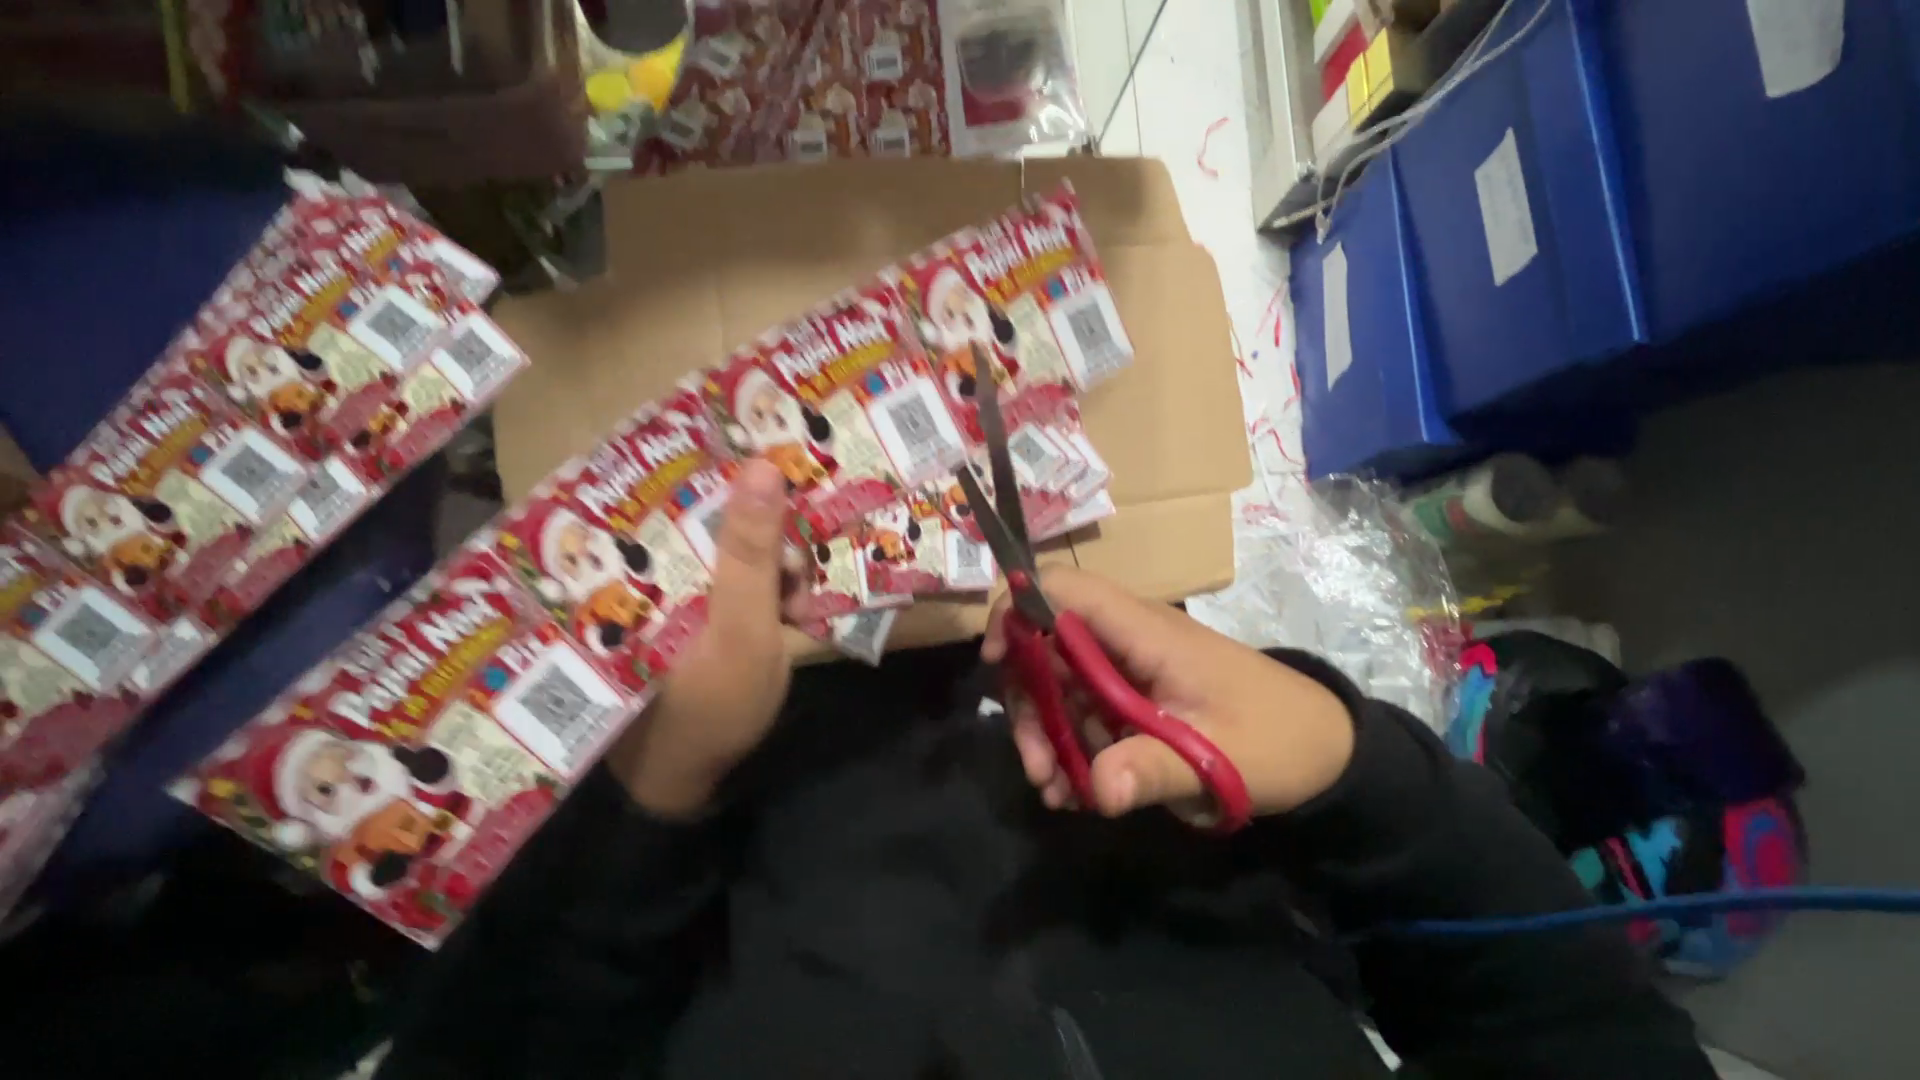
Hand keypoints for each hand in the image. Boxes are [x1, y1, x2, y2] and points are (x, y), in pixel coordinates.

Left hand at [604, 459, 794, 817]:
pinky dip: (766, 588)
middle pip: (719, 514)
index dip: (744, 473)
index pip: (693, 485)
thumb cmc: (710, 705)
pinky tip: (790, 611)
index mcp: (650, 560)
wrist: (682, 778)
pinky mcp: (689, 611)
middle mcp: (653, 564)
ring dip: (777, 568)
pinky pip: (733, 577)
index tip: (793, 471)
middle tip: (804, 566)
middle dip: (774, 532)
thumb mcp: (743, 626)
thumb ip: (752, 551)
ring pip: (733, 547)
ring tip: (798, 606)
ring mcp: (672, 588)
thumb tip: (762, 463)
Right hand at [982, 567, 1354, 820]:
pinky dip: (1069, 748)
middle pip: (1044, 646)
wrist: (1324, 749)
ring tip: (1056, 794)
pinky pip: (1080, 713)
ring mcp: (1126, 672)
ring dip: (1044, 735)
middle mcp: (1125, 642)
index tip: (996, 662)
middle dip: (1027, 703)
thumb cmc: (1277, 738)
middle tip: (1037, 768)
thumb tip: (1098, 791)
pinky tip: (1079, 794)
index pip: (1065, 588)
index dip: (1018, 610)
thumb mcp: (1219, 760)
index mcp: (1145, 633)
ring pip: (1055, 685)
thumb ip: (1155, 770)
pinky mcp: (1130, 700)